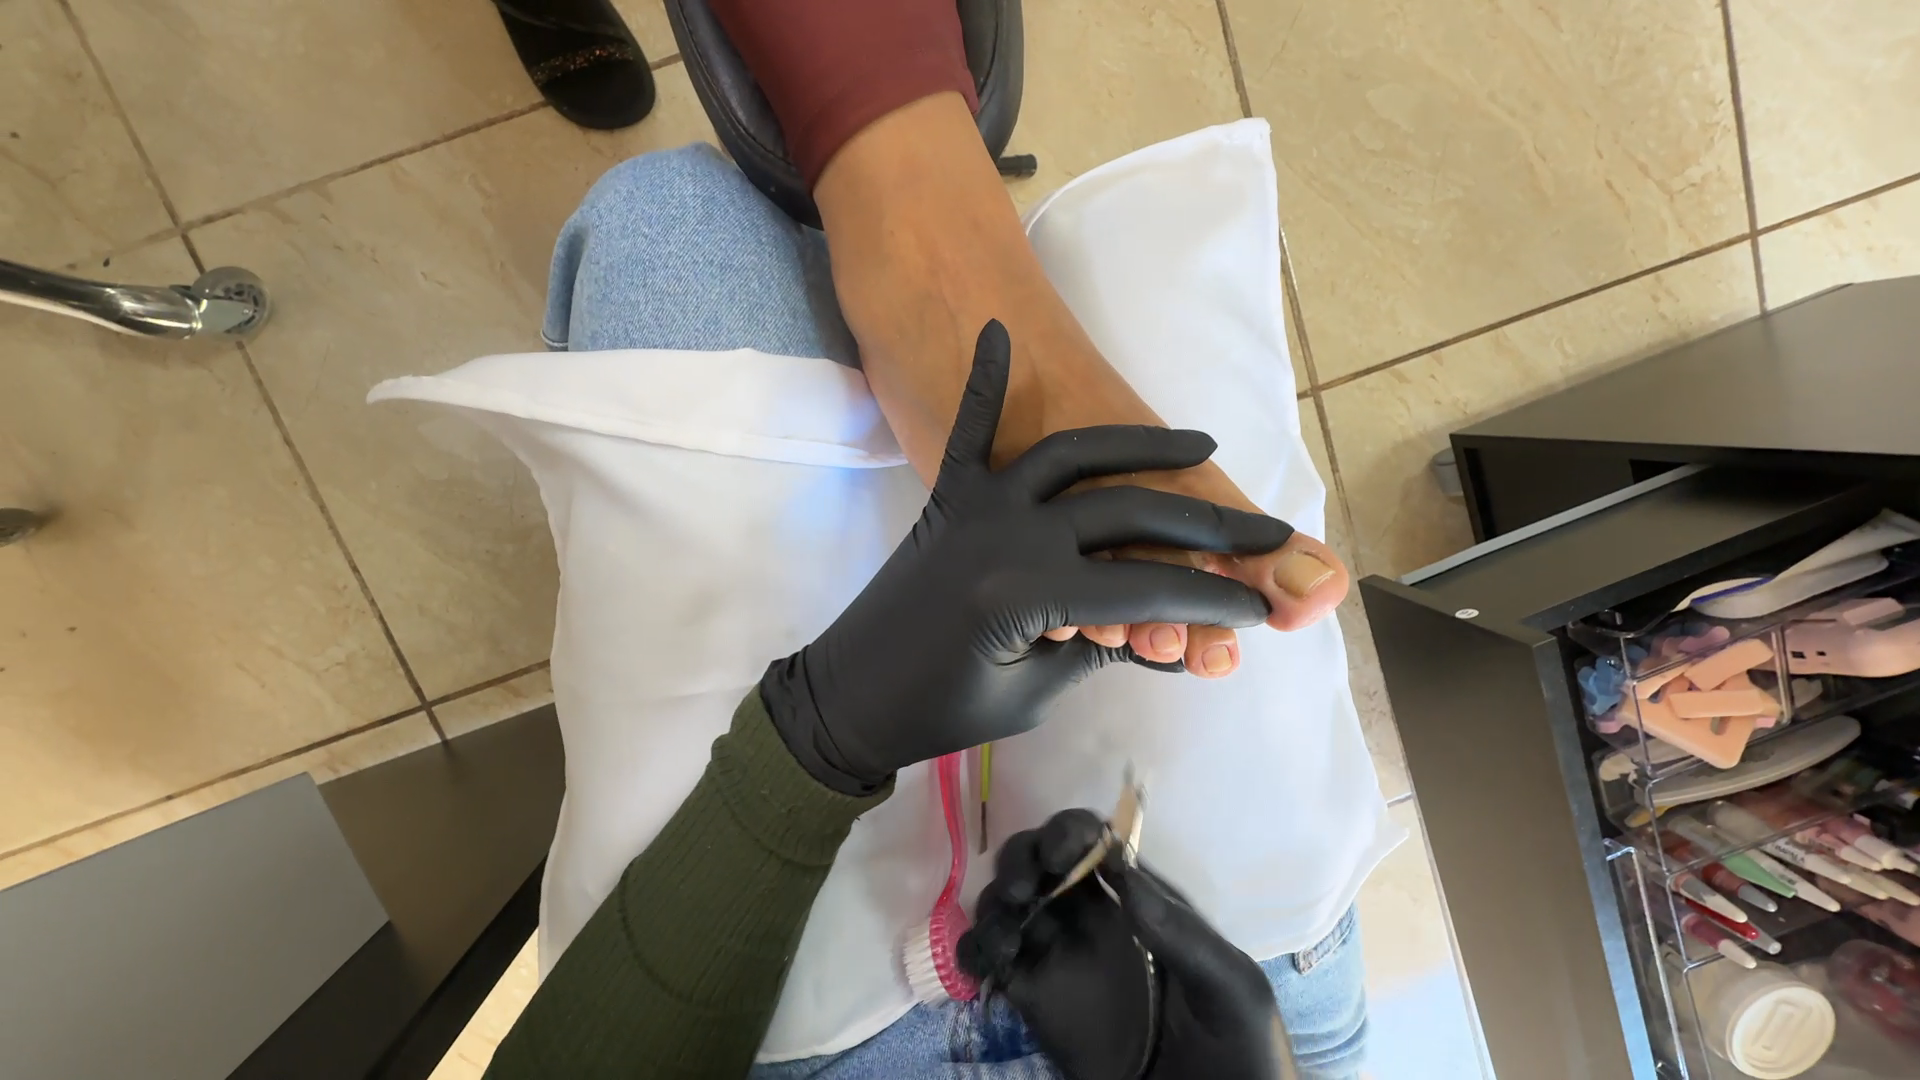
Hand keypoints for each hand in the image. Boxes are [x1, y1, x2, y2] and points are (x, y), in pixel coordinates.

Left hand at [759, 320, 1292, 791]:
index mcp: (1029, 595)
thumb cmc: (940, 710)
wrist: (848, 697)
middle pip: (1127, 513)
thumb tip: (1167, 624)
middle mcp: (1009, 533)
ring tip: (1199, 443)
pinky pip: (970, 430)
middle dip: (1206, 528)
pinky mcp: (948, 495)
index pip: (1148, 588)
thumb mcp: (1033, 691)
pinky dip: (986, 380)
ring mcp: (977, 505)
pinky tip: (1000, 330)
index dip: (1212, 599)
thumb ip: (1101, 644)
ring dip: (1138, 446)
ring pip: (1072, 457)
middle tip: (1267, 532)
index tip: (1260, 606)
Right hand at [959, 810, 1298, 1079]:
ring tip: (1007, 935)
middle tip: (1024, 887)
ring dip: (993, 901)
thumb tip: (1125, 874)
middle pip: (1038, 859)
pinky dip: (975, 947)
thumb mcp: (1232, 991)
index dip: (1069, 832)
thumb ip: (1185, 935)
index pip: (1093, 841)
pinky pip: (990, 959)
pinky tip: (988, 962)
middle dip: (1022, 856)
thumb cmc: (1238, 1052)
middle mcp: (1091, 918)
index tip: (1059, 853)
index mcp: (1138, 903)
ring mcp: (1059, 956)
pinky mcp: (1033, 999)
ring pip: (1007, 902)